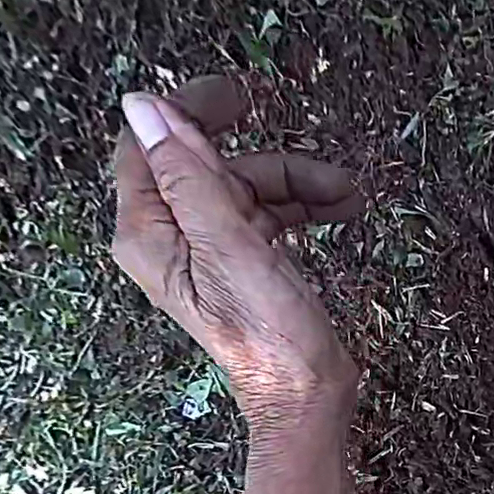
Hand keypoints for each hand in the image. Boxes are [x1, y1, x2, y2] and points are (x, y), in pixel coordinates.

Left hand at [112, 76, 366, 426]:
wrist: (307, 397)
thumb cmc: (269, 339)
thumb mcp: (229, 250)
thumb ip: (189, 176)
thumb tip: (146, 108)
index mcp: (152, 237)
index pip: (152, 150)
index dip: (188, 115)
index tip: (237, 96)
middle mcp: (177, 242)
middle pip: (213, 170)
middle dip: (271, 165)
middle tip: (319, 160)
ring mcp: (217, 256)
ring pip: (250, 193)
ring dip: (300, 187)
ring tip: (348, 196)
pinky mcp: (252, 269)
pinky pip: (271, 219)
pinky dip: (304, 210)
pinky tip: (340, 210)